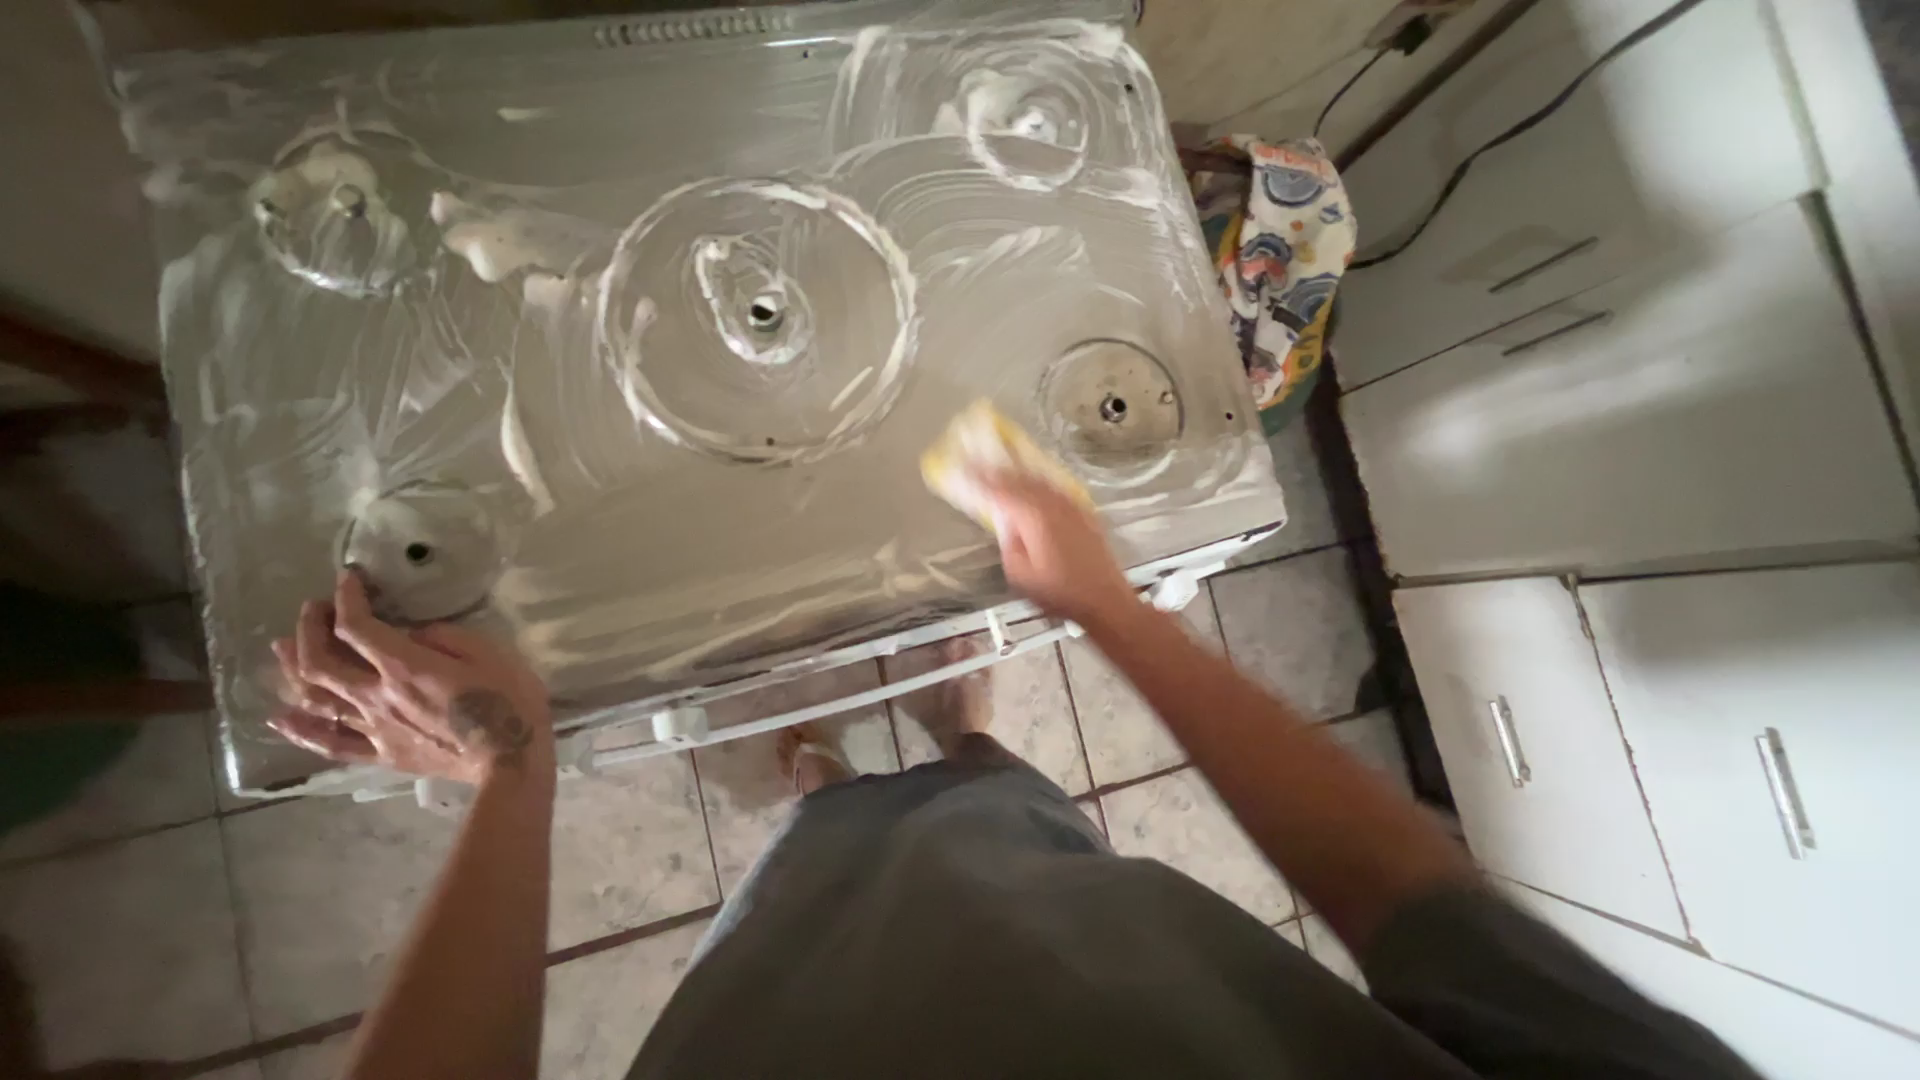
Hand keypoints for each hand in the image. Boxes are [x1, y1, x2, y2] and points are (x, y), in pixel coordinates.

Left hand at [268, 572, 551, 784]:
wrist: (510, 761)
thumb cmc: (509, 702)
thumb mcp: (492, 654)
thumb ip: (448, 637)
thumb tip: (416, 635)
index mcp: (405, 667)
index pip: (358, 627)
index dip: (347, 598)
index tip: (349, 578)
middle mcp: (376, 696)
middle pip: (319, 662)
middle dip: (309, 629)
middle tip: (313, 609)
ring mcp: (374, 728)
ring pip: (315, 699)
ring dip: (292, 670)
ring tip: (283, 649)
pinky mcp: (381, 754)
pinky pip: (330, 743)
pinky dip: (302, 729)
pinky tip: (281, 719)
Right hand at [974, 468, 1138, 627]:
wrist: (1105, 599)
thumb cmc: (1059, 592)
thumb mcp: (1020, 575)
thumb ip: (1009, 543)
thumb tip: (1006, 523)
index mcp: (1034, 516)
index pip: (1000, 489)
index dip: (980, 478)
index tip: (964, 469)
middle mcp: (1053, 503)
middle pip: (1021, 478)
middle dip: (998, 471)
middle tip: (979, 465)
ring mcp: (1072, 505)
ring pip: (1040, 480)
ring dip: (1019, 474)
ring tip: (1002, 472)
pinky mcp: (1084, 512)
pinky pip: (1056, 489)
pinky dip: (1039, 484)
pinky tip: (1034, 488)